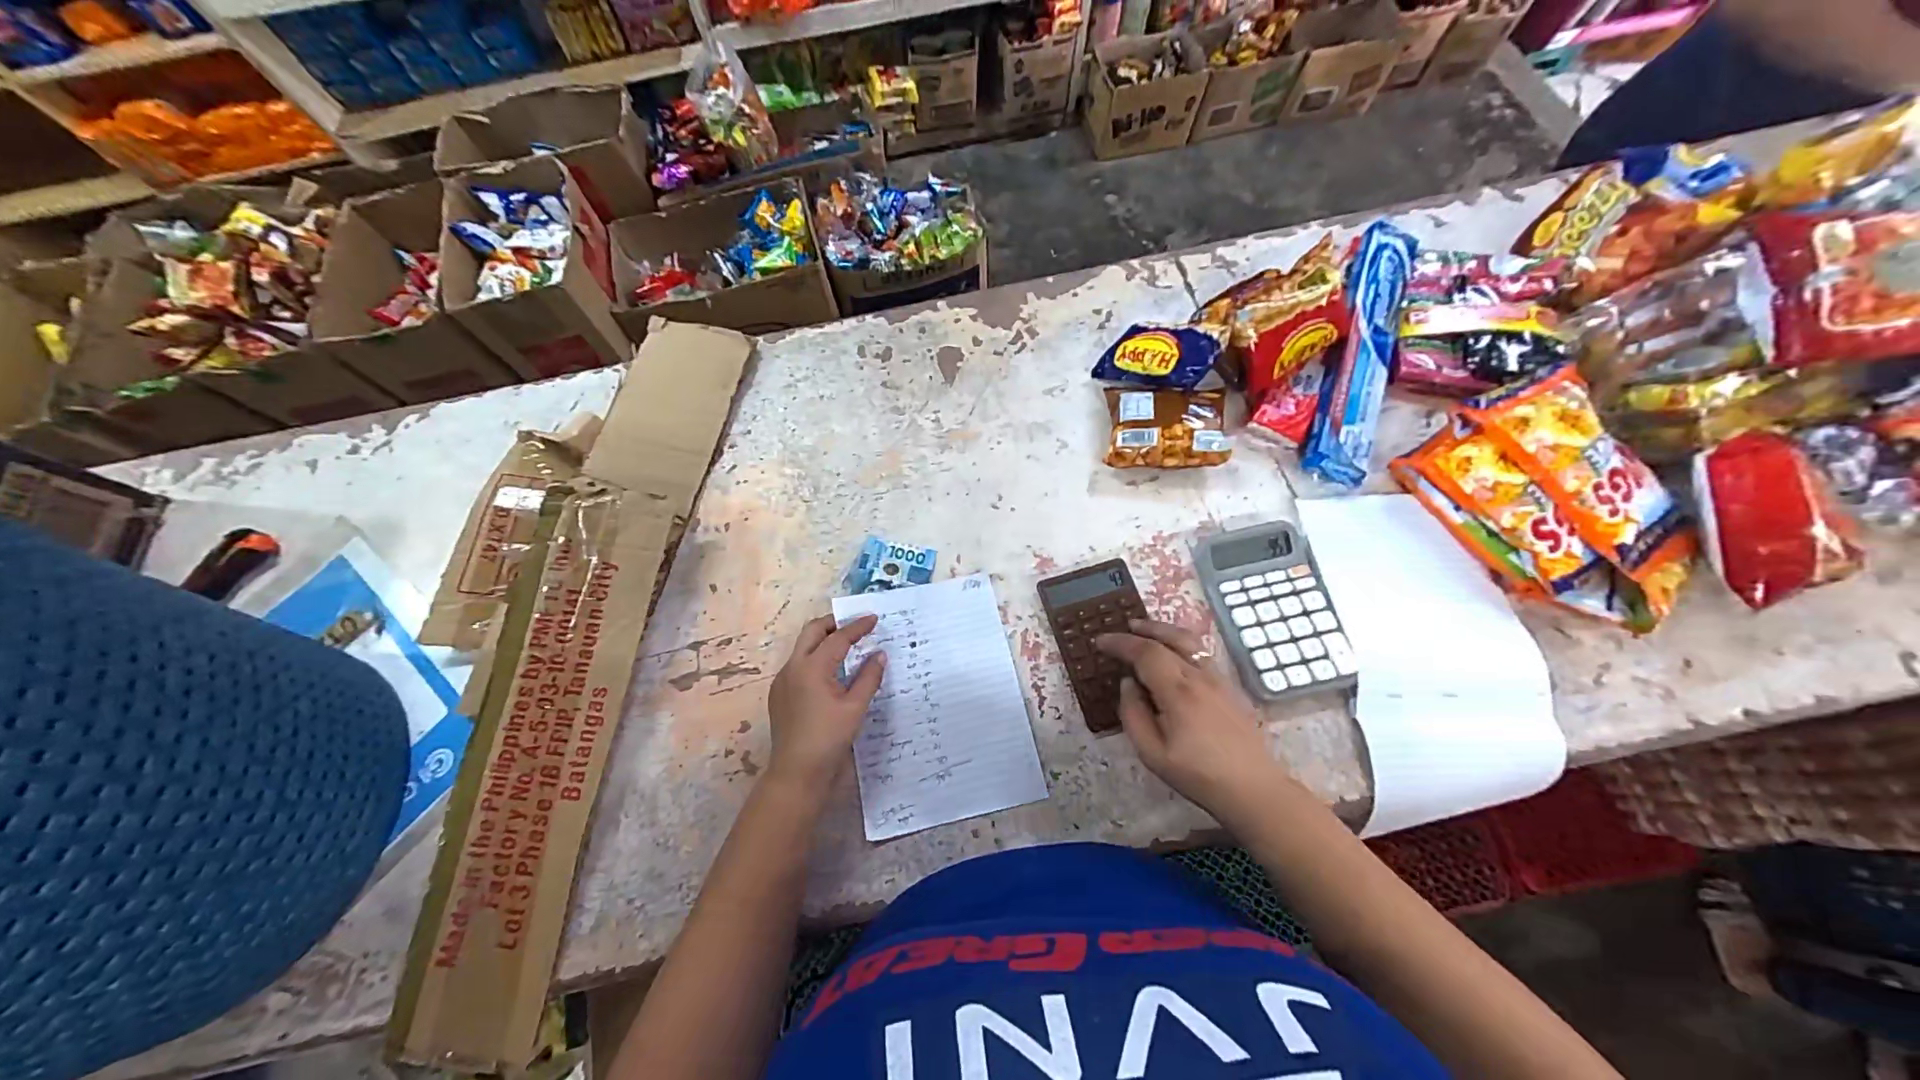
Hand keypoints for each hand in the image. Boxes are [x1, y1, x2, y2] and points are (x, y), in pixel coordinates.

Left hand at [766, 614, 885, 788]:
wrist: (796, 773)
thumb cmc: (829, 739)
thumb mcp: (855, 707)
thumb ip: (869, 676)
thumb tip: (879, 654)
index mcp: (811, 667)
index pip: (838, 638)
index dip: (857, 627)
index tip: (873, 618)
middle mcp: (792, 667)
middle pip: (813, 632)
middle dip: (834, 624)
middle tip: (855, 625)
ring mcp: (782, 681)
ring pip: (803, 647)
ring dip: (824, 640)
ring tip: (846, 646)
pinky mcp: (779, 694)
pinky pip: (798, 665)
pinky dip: (816, 659)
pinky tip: (831, 673)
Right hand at [1095, 619, 1287, 824]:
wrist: (1254, 789)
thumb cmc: (1198, 775)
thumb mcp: (1152, 753)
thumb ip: (1133, 714)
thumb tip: (1128, 684)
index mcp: (1178, 691)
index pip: (1145, 653)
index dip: (1120, 643)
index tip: (1100, 641)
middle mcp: (1200, 677)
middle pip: (1171, 638)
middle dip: (1145, 629)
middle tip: (1125, 625)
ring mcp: (1220, 681)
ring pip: (1191, 643)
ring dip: (1166, 633)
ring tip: (1148, 632)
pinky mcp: (1231, 690)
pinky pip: (1202, 656)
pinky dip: (1182, 646)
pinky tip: (1175, 658)